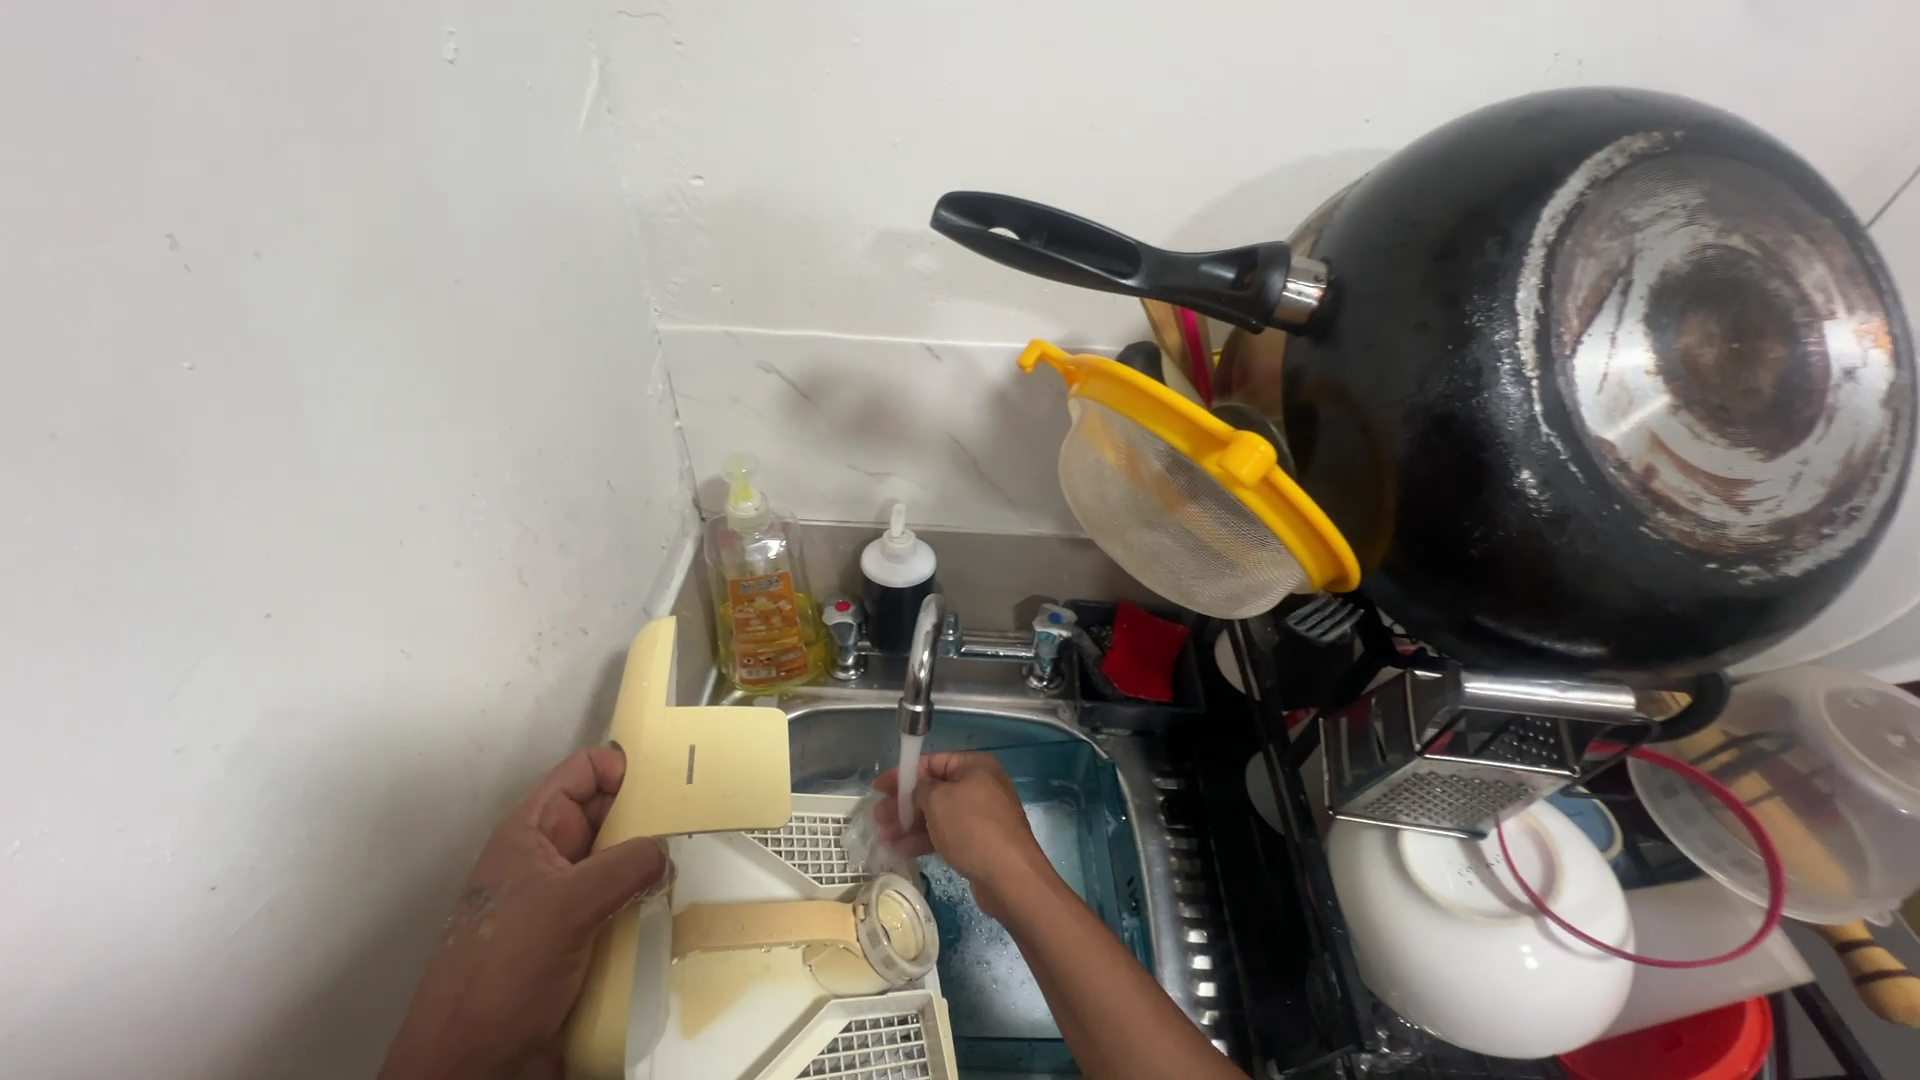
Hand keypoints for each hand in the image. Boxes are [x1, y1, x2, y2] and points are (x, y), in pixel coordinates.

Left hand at [378, 746, 672, 1079]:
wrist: (471, 1069)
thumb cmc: (500, 975)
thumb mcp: (565, 907)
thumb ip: (625, 867)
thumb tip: (665, 855)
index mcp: (531, 833)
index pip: (583, 772)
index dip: (623, 767)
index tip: (669, 782)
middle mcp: (549, 858)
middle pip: (608, 814)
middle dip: (647, 815)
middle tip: (694, 818)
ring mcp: (564, 901)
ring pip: (620, 862)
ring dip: (650, 865)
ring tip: (687, 864)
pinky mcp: (580, 939)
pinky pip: (623, 904)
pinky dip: (646, 903)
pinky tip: (669, 909)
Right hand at [872, 751, 1050, 916]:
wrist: (1009, 876)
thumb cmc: (972, 828)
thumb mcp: (938, 800)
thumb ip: (920, 789)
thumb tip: (917, 791)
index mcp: (974, 766)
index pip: (932, 762)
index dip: (903, 774)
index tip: (878, 787)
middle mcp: (980, 786)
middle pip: (934, 790)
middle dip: (904, 803)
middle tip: (878, 816)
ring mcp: (981, 816)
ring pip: (938, 815)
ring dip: (909, 824)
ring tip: (883, 836)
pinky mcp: (979, 842)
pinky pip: (946, 834)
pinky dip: (924, 839)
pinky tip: (900, 850)